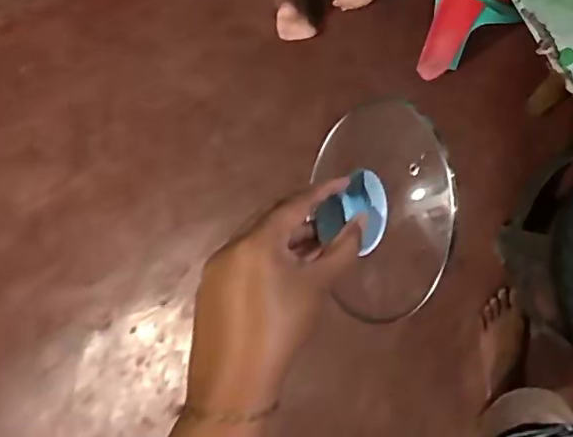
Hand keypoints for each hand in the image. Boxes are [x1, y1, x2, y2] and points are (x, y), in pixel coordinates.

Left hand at [179, 178, 361, 426]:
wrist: (233, 389)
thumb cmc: (280, 329)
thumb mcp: (318, 286)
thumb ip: (343, 248)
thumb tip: (360, 220)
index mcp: (256, 241)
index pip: (295, 204)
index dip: (323, 191)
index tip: (346, 182)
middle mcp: (232, 246)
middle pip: (274, 216)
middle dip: (306, 211)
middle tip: (334, 210)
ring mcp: (218, 268)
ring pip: (260, 237)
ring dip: (290, 234)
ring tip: (318, 240)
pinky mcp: (212, 288)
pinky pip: (247, 255)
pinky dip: (272, 252)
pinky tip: (292, 265)